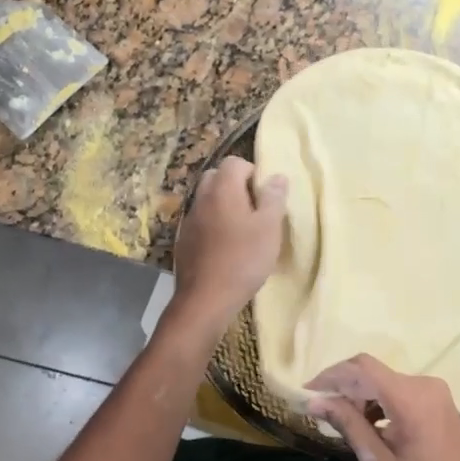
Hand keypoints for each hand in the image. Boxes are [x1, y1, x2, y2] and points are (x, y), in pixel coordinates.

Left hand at [170, 157, 288, 328]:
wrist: (205, 299)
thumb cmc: (243, 260)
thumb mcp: (269, 228)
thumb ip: (274, 198)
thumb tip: (276, 176)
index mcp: (222, 189)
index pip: (234, 162)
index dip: (252, 172)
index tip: (265, 195)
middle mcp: (201, 198)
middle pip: (216, 177)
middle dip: (235, 186)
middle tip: (254, 209)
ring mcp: (188, 220)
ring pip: (207, 200)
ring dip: (223, 206)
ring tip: (242, 230)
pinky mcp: (183, 240)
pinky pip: (200, 221)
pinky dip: (213, 225)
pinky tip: (225, 248)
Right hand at [305, 354, 459, 460]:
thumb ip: (348, 425)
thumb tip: (315, 401)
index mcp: (410, 398)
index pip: (362, 368)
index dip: (332, 374)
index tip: (309, 391)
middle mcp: (423, 384)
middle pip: (372, 373)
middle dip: (344, 388)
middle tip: (323, 412)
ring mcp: (433, 389)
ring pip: (384, 380)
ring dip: (361, 395)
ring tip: (345, 422)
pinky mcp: (437, 397)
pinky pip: (399, 388)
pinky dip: (380, 400)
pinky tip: (370, 423)